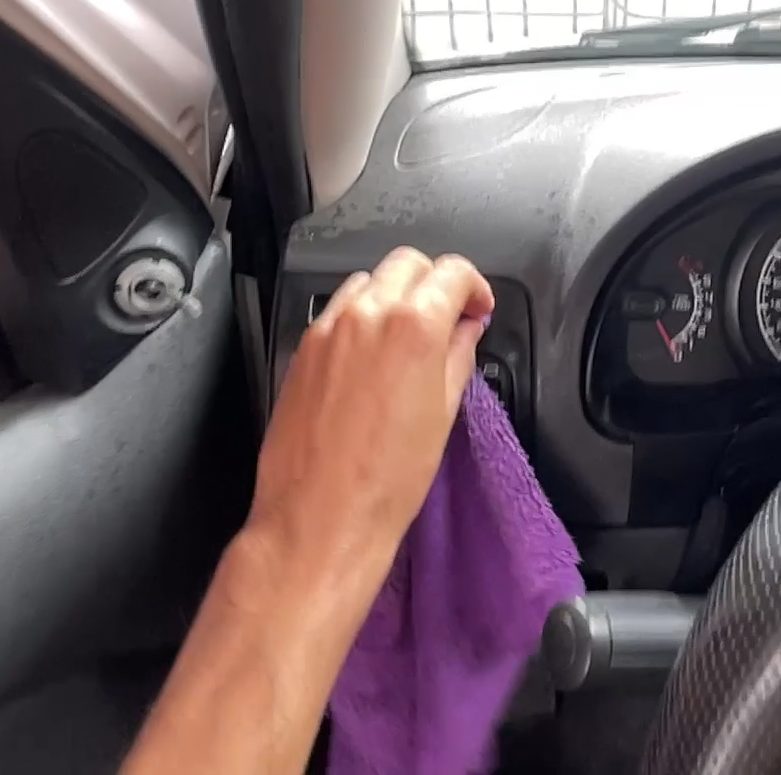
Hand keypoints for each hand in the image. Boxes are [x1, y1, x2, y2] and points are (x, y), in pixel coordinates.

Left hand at [241, 247, 495, 594]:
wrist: (322, 518)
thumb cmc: (390, 477)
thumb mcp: (444, 411)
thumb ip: (459, 354)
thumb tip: (466, 329)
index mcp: (414, 326)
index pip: (452, 272)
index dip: (475, 287)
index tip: (477, 309)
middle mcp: (368, 314)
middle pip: (409, 263)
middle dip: (436, 282)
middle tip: (449, 316)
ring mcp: (329, 328)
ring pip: (370, 280)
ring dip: (397, 294)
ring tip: (409, 334)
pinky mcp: (302, 349)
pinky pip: (338, 310)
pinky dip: (363, 315)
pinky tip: (372, 353)